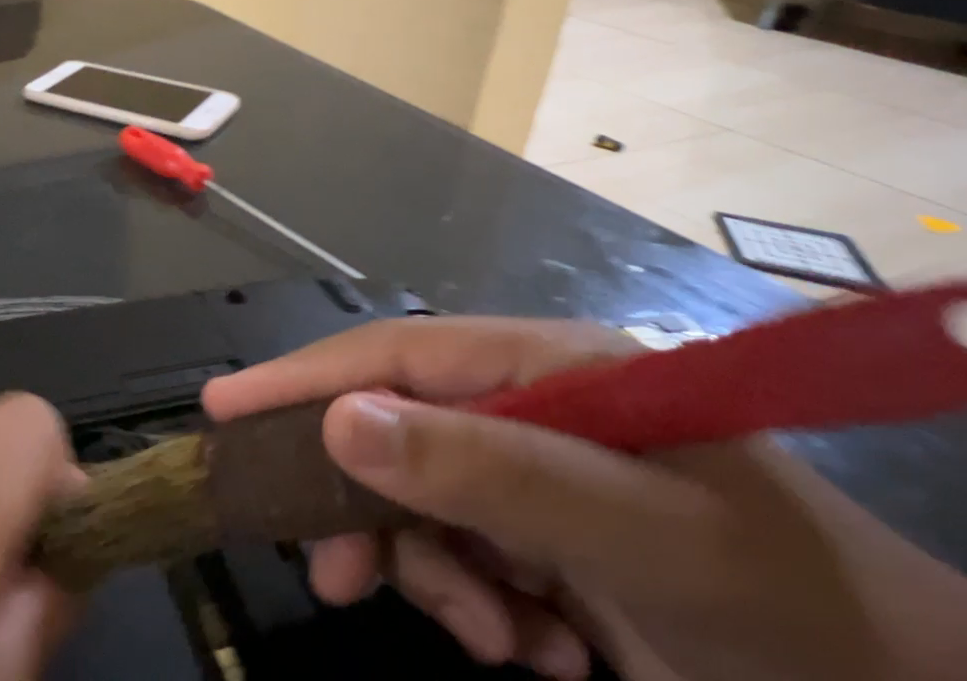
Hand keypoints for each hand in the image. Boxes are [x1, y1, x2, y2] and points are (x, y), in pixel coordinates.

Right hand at [202, 316, 966, 680]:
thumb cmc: (781, 607)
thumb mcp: (635, 536)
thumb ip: (489, 472)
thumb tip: (339, 420)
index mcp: (554, 366)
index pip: (397, 354)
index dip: (305, 379)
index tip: (222, 410)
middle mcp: (535, 405)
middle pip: (397, 436)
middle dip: (374, 515)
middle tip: (344, 584)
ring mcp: (541, 471)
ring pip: (423, 506)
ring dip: (440, 580)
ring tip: (501, 646)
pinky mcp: (548, 533)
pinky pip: (465, 555)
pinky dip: (482, 607)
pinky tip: (542, 650)